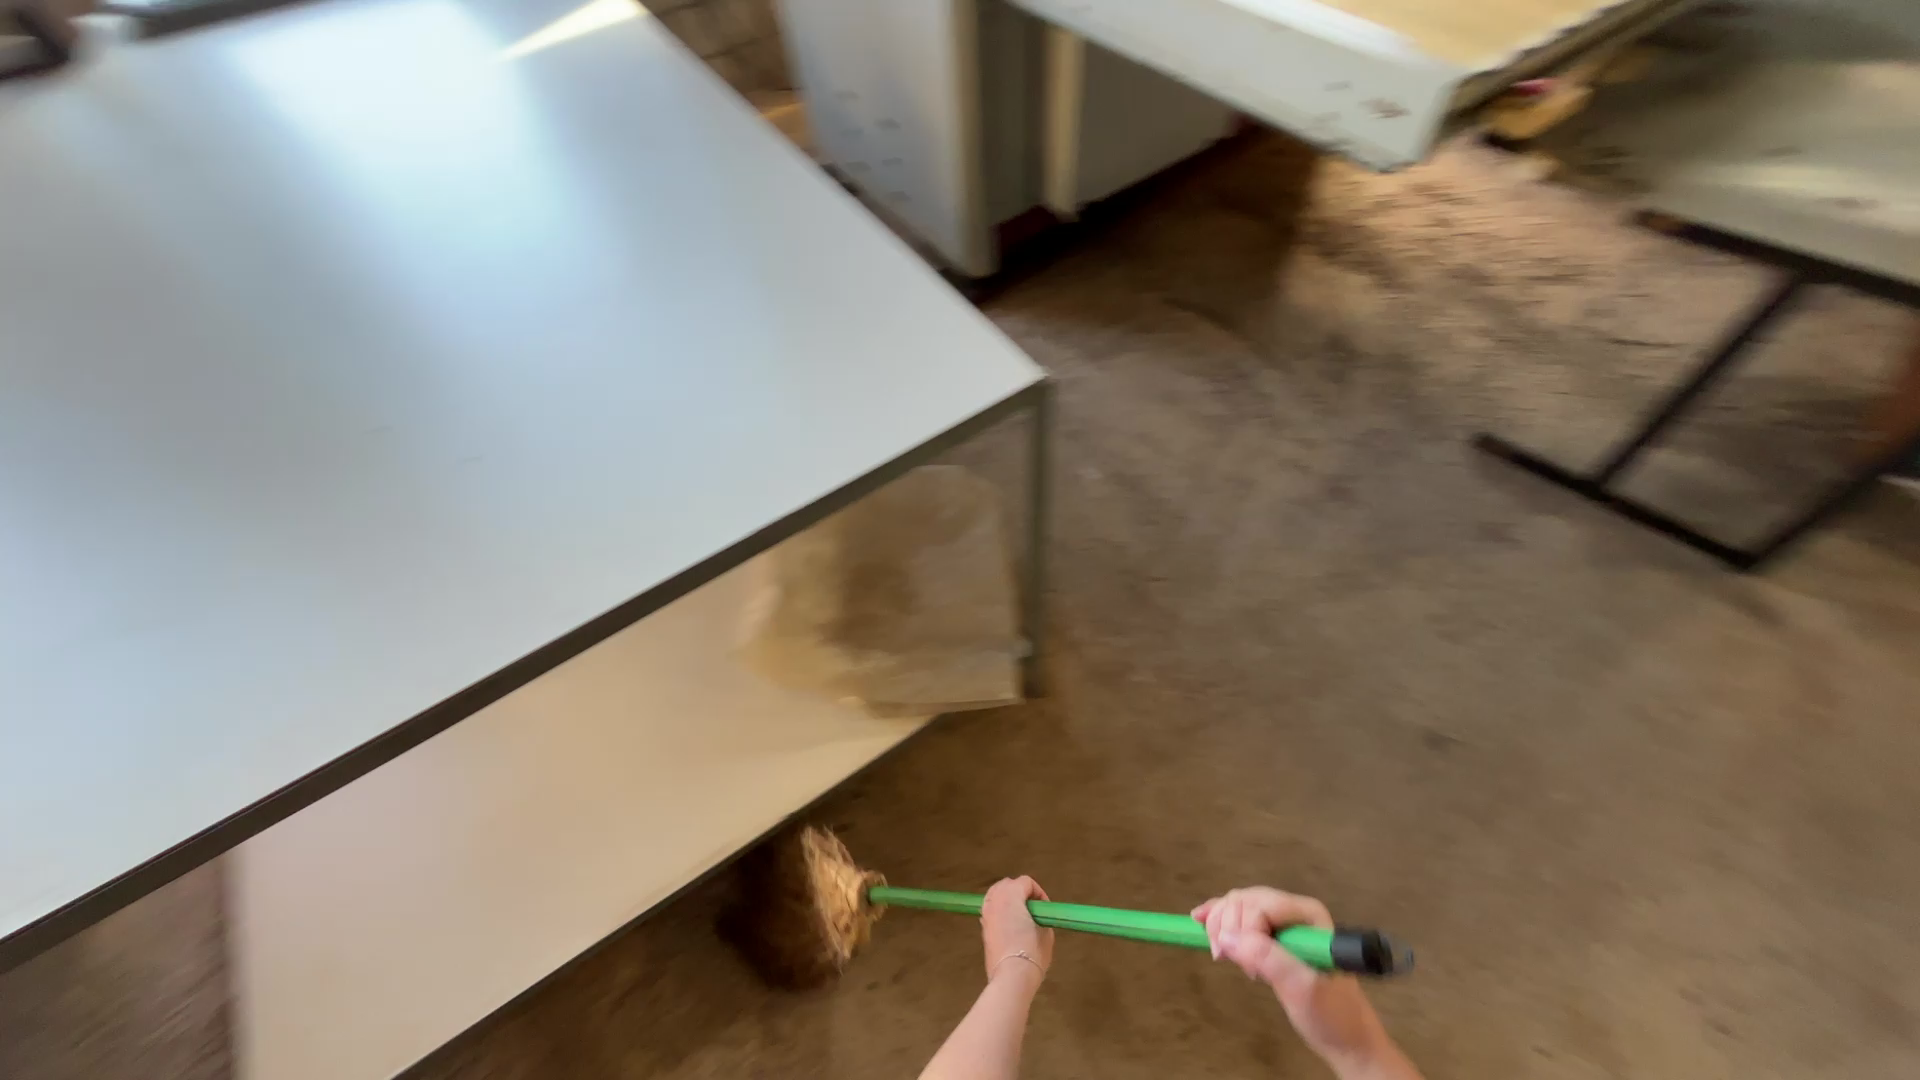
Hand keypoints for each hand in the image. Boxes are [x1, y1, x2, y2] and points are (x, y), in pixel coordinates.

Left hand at [980, 876, 1052, 984]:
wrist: (1011, 977)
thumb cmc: (1032, 952)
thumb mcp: (1046, 932)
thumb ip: (1040, 917)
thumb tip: (1036, 917)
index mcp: (1011, 894)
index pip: (1026, 881)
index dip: (1038, 892)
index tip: (1044, 909)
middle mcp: (995, 899)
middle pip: (1007, 884)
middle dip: (1021, 892)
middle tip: (1033, 909)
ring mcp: (986, 913)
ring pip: (996, 895)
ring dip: (1008, 900)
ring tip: (1020, 917)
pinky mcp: (983, 927)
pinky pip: (991, 910)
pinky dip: (999, 911)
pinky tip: (1009, 925)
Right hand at [1193, 888, 1408, 1077]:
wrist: (1349, 1041)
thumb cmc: (1332, 1016)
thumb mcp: (1301, 988)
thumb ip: (1267, 957)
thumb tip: (1225, 939)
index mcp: (1307, 914)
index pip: (1260, 905)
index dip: (1244, 930)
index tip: (1248, 970)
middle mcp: (1293, 909)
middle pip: (1243, 900)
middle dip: (1227, 926)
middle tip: (1226, 962)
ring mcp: (1281, 920)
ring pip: (1235, 905)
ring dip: (1220, 926)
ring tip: (1222, 956)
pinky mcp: (1271, 933)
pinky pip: (1237, 915)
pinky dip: (1217, 917)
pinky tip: (1199, 920)